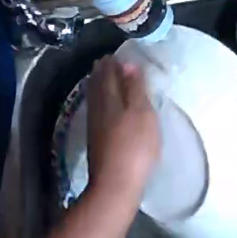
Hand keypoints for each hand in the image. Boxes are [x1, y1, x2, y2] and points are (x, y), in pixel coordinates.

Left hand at [85, 57, 160, 204]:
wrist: (115, 183)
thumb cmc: (134, 146)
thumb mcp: (142, 114)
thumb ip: (135, 89)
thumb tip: (127, 64)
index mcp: (109, 97)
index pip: (108, 73)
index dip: (112, 63)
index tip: (116, 54)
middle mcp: (97, 107)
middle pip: (97, 83)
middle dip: (102, 70)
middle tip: (107, 61)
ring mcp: (94, 123)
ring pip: (94, 95)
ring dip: (98, 83)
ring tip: (103, 76)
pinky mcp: (95, 137)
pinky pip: (95, 107)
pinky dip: (98, 97)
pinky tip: (102, 103)